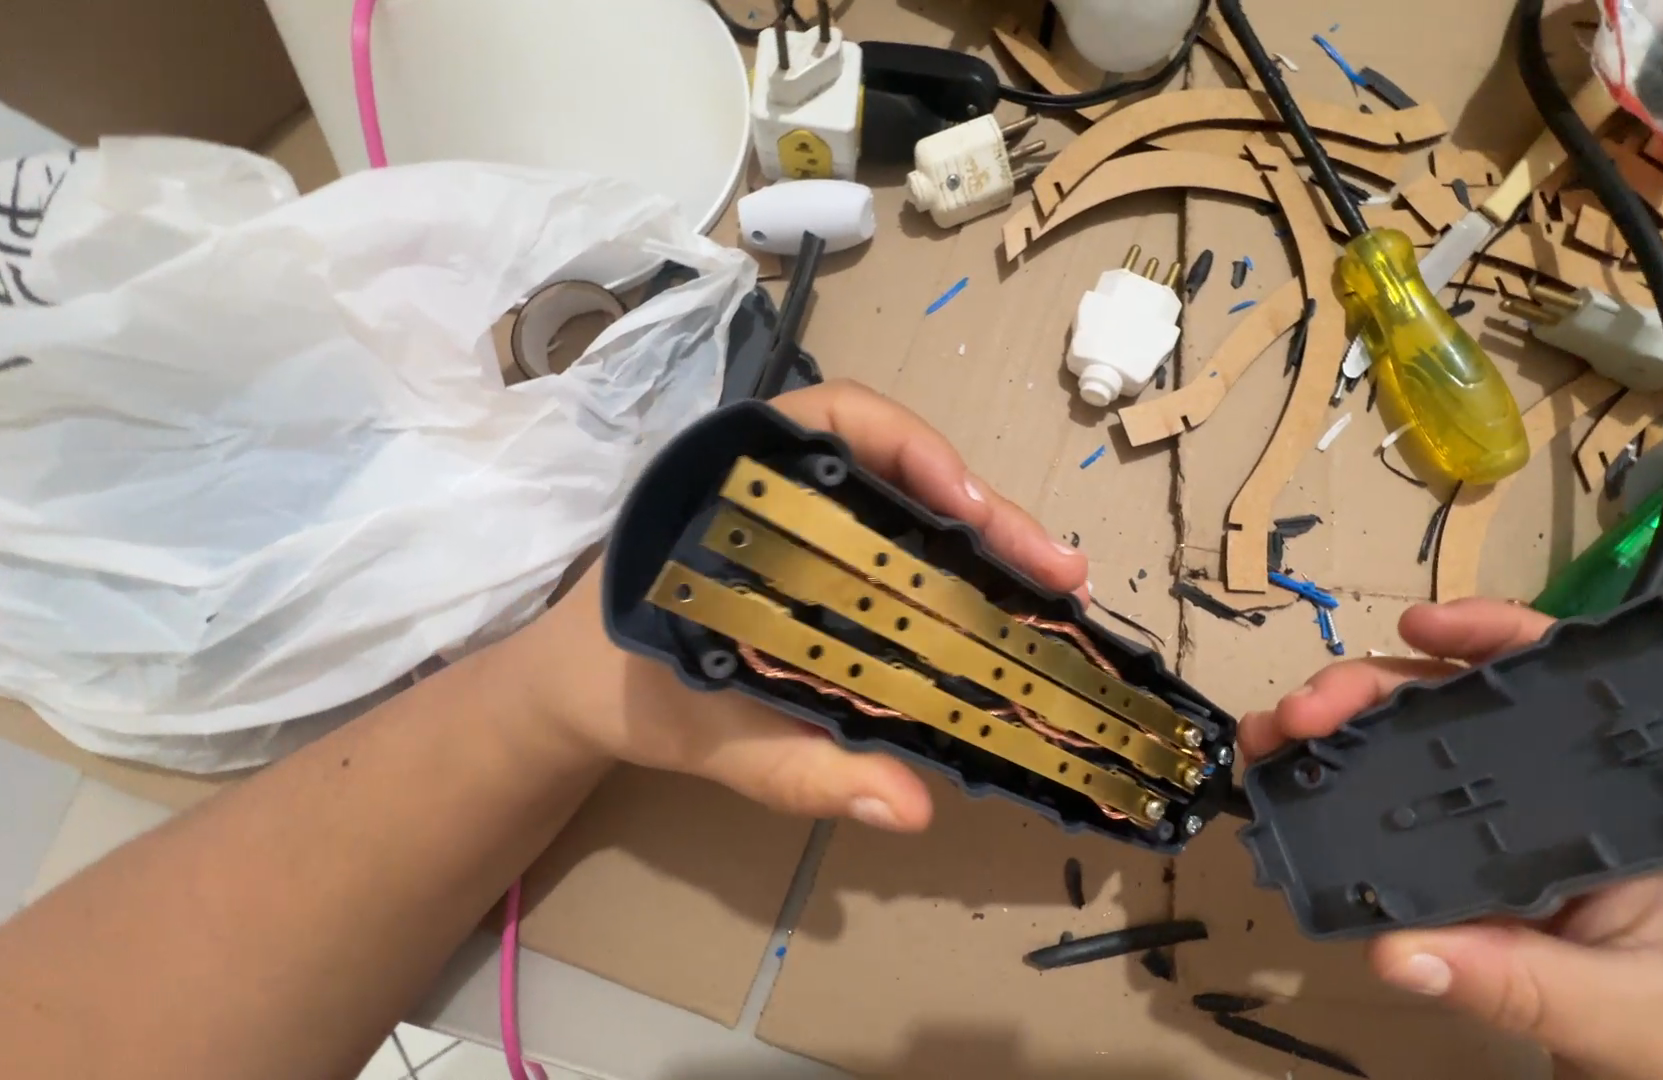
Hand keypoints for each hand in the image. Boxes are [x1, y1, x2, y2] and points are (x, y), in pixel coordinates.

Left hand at [506, 380, 1087, 832]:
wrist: (580, 690)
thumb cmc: (626, 689)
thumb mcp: (708, 734)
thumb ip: (799, 768)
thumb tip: (912, 808)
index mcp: (731, 485)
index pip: (834, 422)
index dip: (914, 450)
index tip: (971, 512)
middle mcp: (781, 483)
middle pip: (899, 464)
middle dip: (986, 511)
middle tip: (1059, 570)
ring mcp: (814, 519)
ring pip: (913, 501)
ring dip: (987, 538)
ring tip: (1052, 585)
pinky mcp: (831, 555)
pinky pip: (905, 541)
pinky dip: (958, 565)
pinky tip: (999, 601)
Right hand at [1240, 599, 1662, 1079]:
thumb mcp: (1627, 1010)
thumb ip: (1520, 980)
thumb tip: (1392, 952)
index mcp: (1614, 795)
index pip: (1554, 684)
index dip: (1486, 636)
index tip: (1413, 628)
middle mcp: (1545, 786)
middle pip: (1447, 707)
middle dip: (1362, 694)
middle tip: (1294, 715)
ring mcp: (1494, 818)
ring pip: (1402, 746)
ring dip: (1326, 732)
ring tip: (1263, 740)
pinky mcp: (1457, 855)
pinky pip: (1387, 806)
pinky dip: (1328, 785)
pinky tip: (1283, 780)